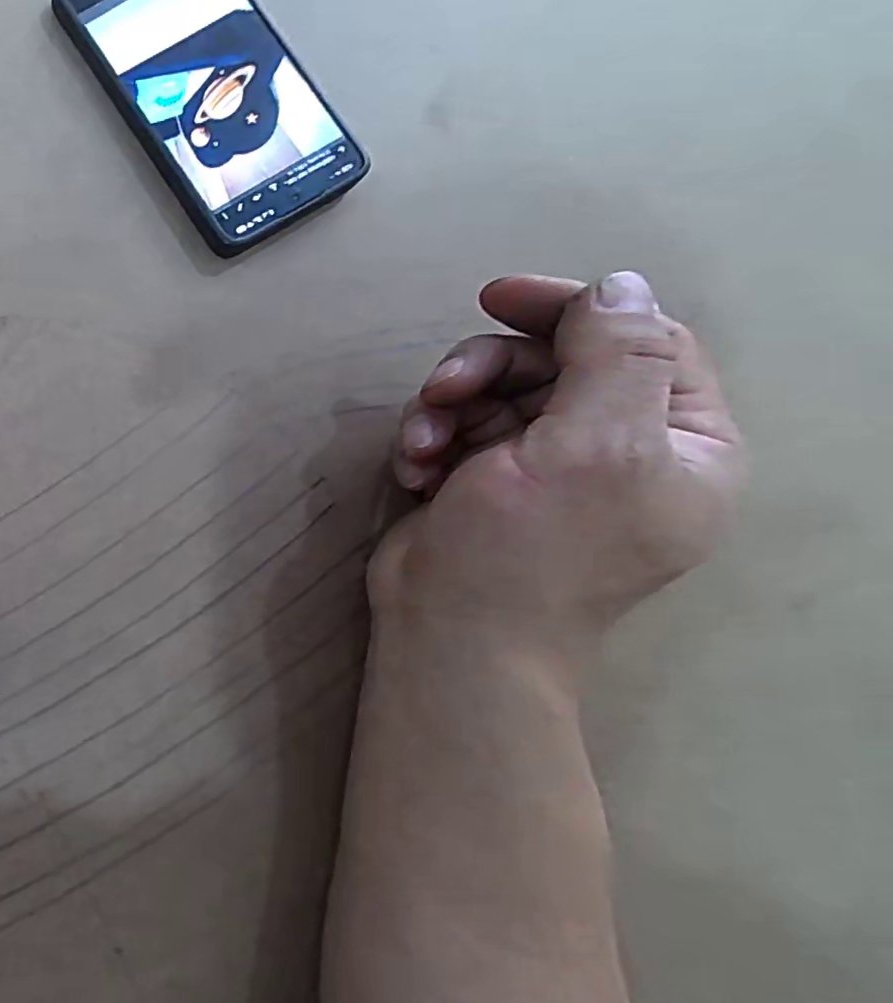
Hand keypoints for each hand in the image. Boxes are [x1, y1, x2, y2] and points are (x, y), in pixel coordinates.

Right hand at [374, 272, 743, 649]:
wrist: (450, 631)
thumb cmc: (529, 550)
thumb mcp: (590, 447)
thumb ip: (615, 357)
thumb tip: (618, 285)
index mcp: (677, 441)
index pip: (639, 343)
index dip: (570, 309)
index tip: (495, 295)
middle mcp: (613, 449)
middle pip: (551, 368)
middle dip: (485, 372)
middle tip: (438, 391)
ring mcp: (540, 470)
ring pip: (491, 400)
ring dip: (444, 413)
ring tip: (418, 448)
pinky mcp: (479, 486)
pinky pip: (454, 436)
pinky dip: (427, 446)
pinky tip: (412, 473)